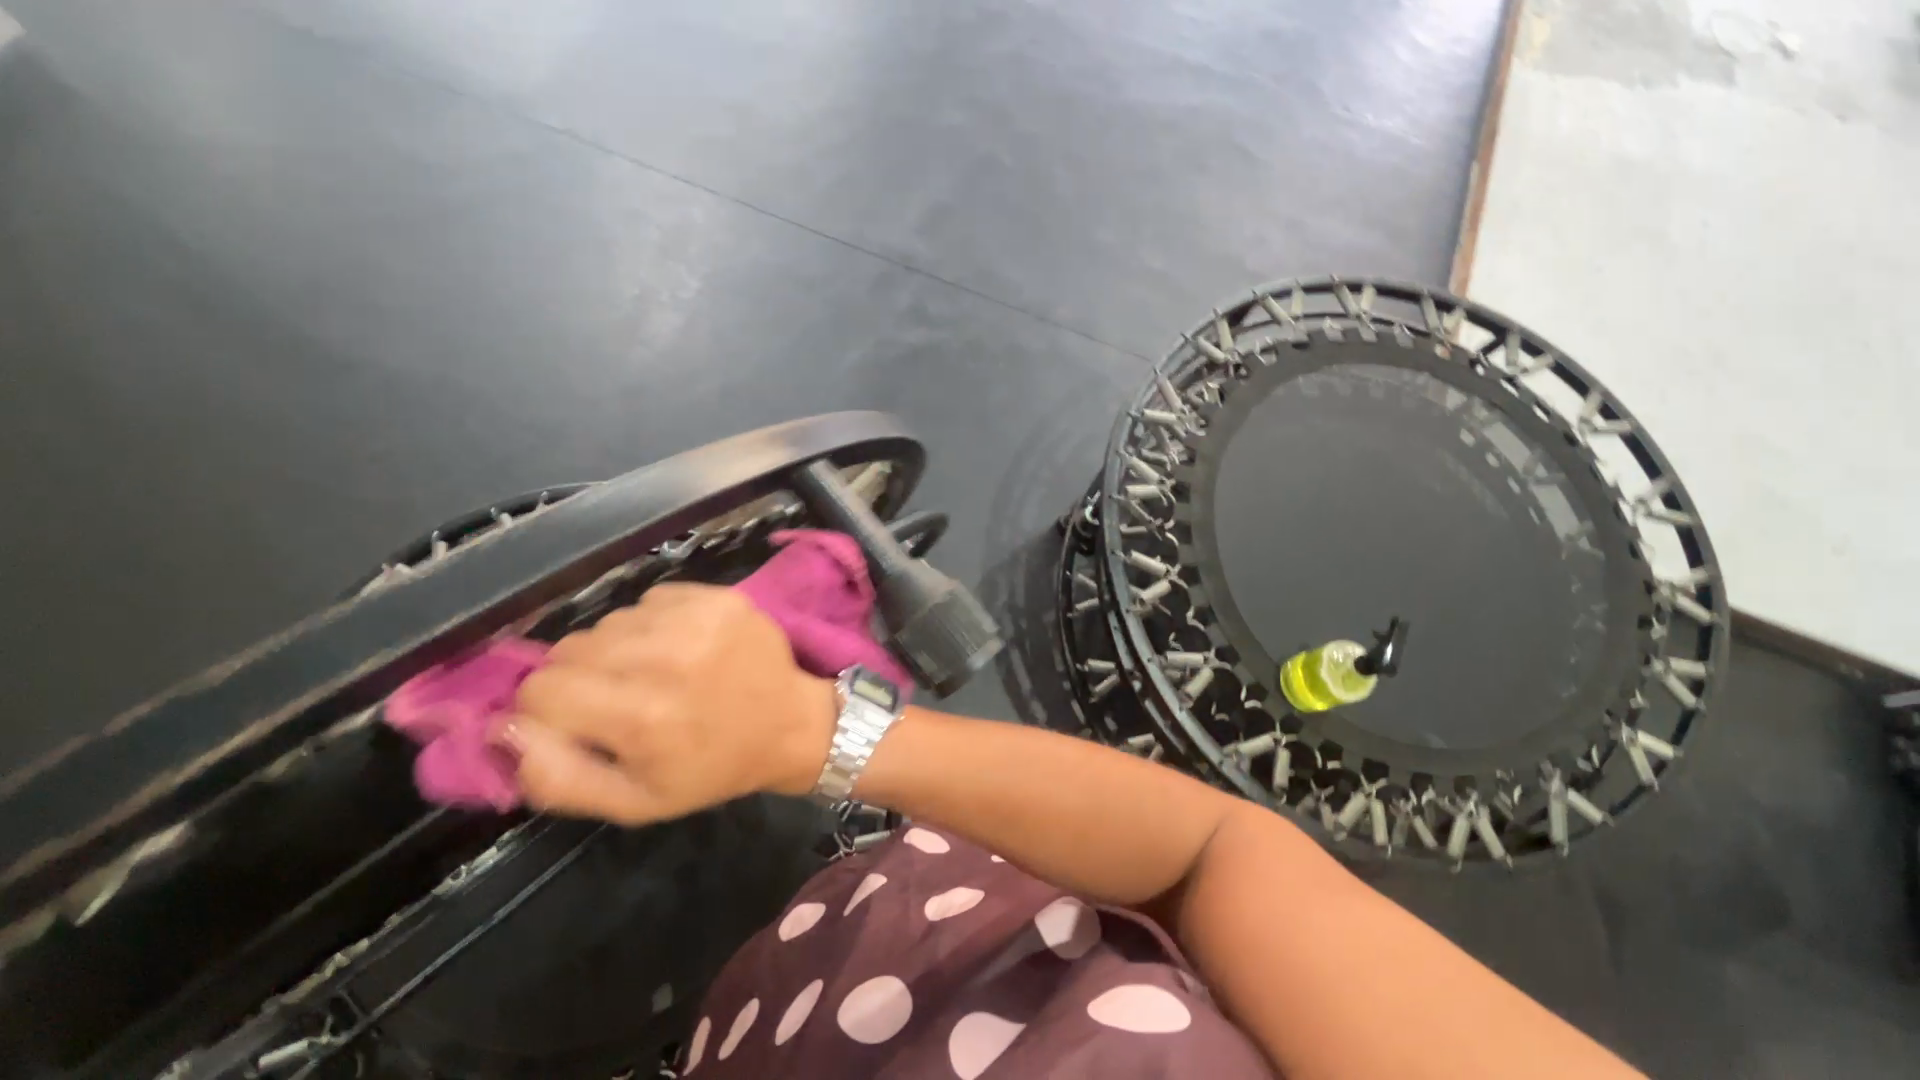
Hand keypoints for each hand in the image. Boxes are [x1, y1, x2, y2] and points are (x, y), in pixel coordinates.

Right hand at [504, 583, 837, 825]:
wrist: (791, 725)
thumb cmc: (710, 769)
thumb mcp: (634, 801)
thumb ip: (559, 777)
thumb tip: (501, 732)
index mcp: (642, 718)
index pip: (540, 691)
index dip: (547, 712)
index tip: (577, 724)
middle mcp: (665, 659)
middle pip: (568, 650)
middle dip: (578, 679)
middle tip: (617, 701)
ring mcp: (695, 620)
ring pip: (605, 623)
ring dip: (615, 650)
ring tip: (652, 676)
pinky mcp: (716, 595)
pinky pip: (646, 600)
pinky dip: (649, 624)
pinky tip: (677, 649)